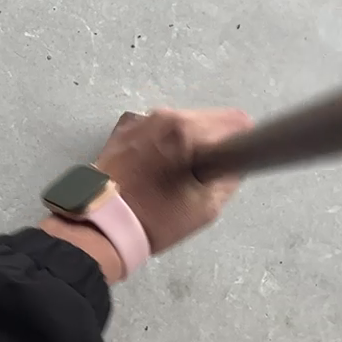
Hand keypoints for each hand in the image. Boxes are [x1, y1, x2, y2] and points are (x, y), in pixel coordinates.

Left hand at [93, 107, 253, 252]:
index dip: (240, 143)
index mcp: (185, 129)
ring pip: (180, 124)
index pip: (235, 121)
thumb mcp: (207, 206)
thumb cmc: (156, 218)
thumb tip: (235, 159)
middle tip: (201, 178)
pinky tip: (154, 171)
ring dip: (186, 144)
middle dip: (211, 144)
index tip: (231, 164)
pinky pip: (156, 131)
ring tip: (174, 177)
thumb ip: (230, 175)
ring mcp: (139, 120)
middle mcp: (162, 115)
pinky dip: (162, 145)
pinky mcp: (122, 130)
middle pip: (206, 120)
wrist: (100, 226)